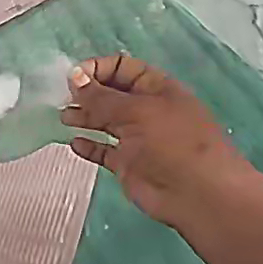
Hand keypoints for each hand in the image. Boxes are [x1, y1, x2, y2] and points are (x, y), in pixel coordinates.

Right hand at [60, 55, 251, 231]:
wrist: (198, 194)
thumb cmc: (173, 143)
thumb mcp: (136, 111)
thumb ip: (101, 96)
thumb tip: (75, 77)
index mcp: (156, 89)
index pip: (123, 68)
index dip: (98, 69)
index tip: (73, 78)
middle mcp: (146, 110)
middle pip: (111, 94)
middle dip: (87, 93)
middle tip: (64, 99)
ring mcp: (137, 138)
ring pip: (104, 122)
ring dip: (84, 117)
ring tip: (65, 118)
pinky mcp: (128, 164)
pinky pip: (103, 150)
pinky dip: (88, 146)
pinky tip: (75, 143)